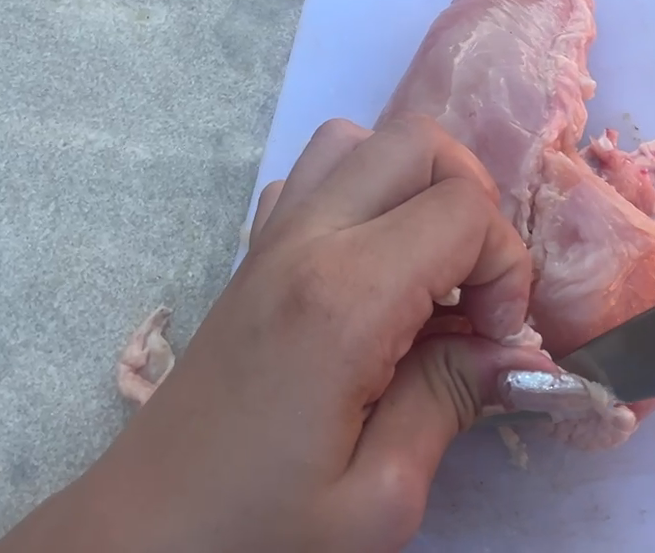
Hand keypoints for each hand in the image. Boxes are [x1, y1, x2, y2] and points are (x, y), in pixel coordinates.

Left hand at [0, 115, 553, 552]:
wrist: (144, 531)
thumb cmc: (258, 527)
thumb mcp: (379, 496)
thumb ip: (452, 398)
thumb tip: (511, 347)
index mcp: (345, 295)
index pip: (463, 209)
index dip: (507, 264)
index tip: (497, 335)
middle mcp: (306, 237)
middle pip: (416, 141)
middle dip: (472, 200)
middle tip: (473, 286)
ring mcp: (271, 234)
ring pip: (358, 140)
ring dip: (412, 183)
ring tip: (425, 262)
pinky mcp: (252, 248)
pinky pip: (313, 174)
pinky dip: (359, 191)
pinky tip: (366, 263)